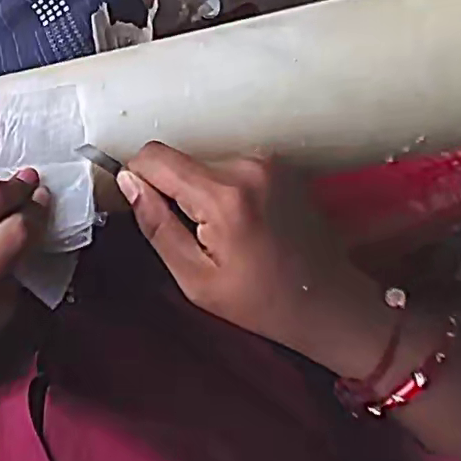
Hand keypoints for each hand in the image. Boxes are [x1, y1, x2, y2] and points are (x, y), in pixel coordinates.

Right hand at [118, 143, 388, 371]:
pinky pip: (222, 163)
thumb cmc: (262, 301)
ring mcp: (265, 160)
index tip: (151, 211)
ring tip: (220, 229)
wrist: (333, 304)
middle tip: (192, 231)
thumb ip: (155, 223)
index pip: (153, 157)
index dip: (138, 179)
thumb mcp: (195, 278)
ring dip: (195, 187)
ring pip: (197, 160)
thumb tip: (126, 180)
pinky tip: (239, 220)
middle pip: (175, 158)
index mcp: (224, 196)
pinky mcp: (275, 161)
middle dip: (169, 188)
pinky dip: (218, 186)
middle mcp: (245, 166)